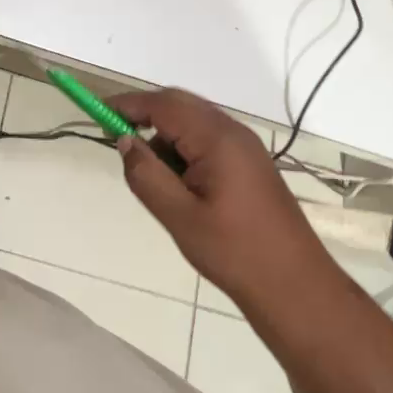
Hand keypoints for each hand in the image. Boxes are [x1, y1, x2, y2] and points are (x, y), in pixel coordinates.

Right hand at [108, 90, 328, 301]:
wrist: (296, 288)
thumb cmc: (235, 253)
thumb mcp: (179, 216)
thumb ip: (146, 174)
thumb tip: (124, 141)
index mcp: (218, 139)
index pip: (163, 105)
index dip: (127, 105)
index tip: (96, 113)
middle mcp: (234, 133)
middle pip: (179, 104)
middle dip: (144, 115)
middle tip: (116, 139)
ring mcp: (245, 148)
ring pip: (192, 122)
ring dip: (164, 134)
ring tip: (149, 173)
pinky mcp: (249, 164)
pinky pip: (207, 139)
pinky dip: (182, 148)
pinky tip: (175, 181)